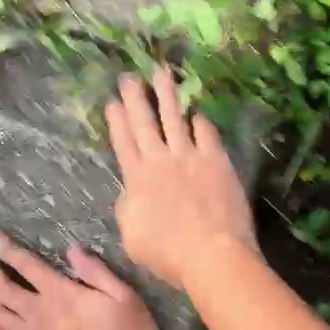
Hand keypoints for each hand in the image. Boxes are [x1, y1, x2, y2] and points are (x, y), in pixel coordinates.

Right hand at [104, 65, 258, 289]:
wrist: (211, 255)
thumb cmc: (168, 255)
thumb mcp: (132, 237)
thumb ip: (128, 209)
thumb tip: (130, 193)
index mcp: (136, 180)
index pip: (123, 143)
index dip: (117, 121)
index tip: (112, 103)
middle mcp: (160, 161)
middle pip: (144, 123)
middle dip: (135, 98)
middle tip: (128, 77)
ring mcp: (190, 158)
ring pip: (175, 118)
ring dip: (167, 95)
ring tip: (161, 73)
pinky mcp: (217, 162)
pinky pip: (207, 133)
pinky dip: (200, 121)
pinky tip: (198, 111)